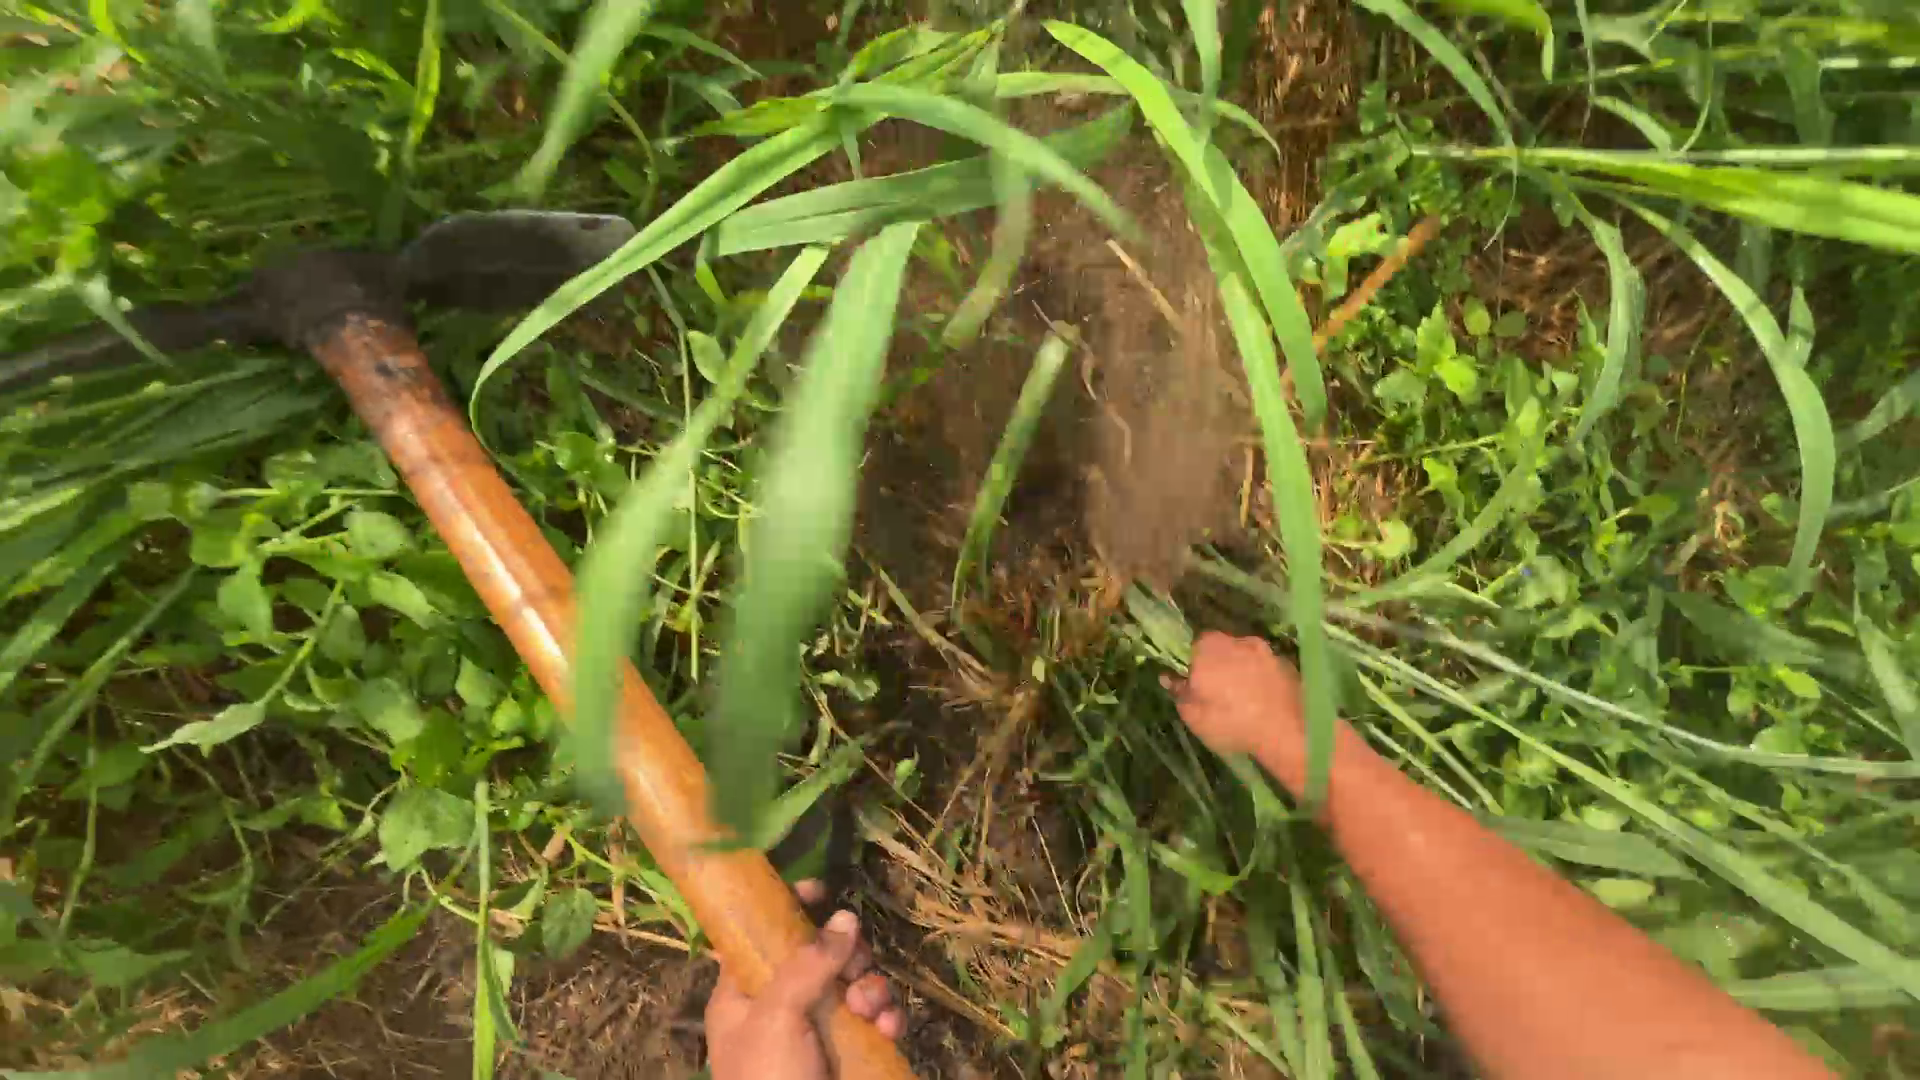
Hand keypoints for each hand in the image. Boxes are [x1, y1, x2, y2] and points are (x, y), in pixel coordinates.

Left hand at [706, 884, 904, 1079]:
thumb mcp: (775, 1017)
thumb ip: (808, 962)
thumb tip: (846, 916)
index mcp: (744, 996)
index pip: (760, 936)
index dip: (788, 909)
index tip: (820, 890)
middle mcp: (781, 1008)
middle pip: (820, 953)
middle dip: (846, 954)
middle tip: (854, 966)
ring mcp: (819, 1031)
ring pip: (854, 981)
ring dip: (871, 987)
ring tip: (870, 1008)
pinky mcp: (853, 1053)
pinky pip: (876, 1016)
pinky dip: (887, 1016)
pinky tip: (890, 1028)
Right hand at [1164, 632, 1345, 792]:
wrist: (1289, 732)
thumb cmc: (1230, 721)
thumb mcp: (1192, 714)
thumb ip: (1178, 692)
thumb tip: (1168, 677)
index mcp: (1209, 646)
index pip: (1194, 646)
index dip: (1193, 664)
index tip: (1195, 684)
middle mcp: (1238, 640)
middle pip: (1222, 648)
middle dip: (1219, 665)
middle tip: (1218, 692)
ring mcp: (1267, 651)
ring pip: (1247, 657)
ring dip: (1243, 672)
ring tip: (1245, 699)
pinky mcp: (1289, 666)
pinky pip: (1268, 670)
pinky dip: (1264, 680)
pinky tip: (1265, 702)